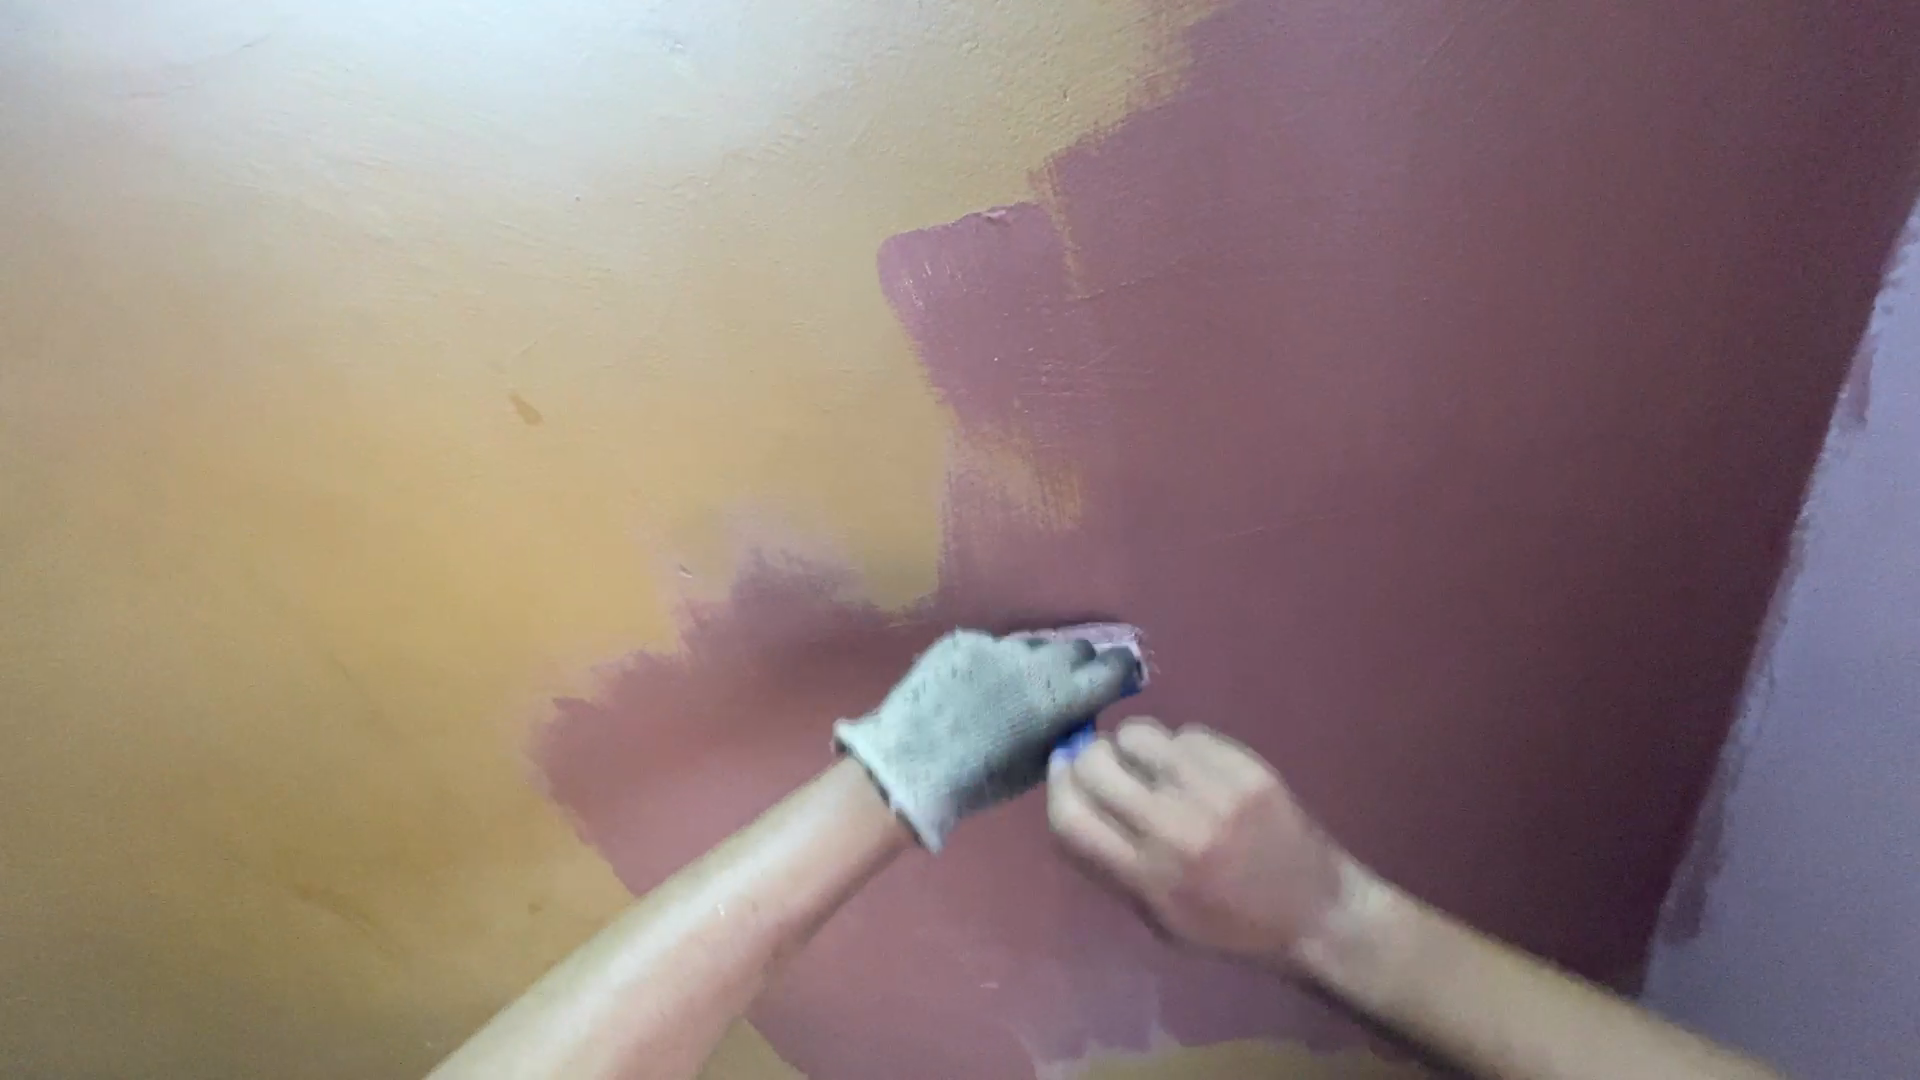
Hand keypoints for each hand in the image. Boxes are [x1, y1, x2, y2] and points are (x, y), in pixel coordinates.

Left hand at [835, 630, 1136, 850]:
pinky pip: (993, 646)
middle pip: (1074, 648)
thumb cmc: (980, 779)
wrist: (910, 764)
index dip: (1118, 669)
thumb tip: (1081, 707)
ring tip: (1015, 686)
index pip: (1111, 666)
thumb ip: (1067, 727)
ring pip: (1033, 645)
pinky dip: (994, 663)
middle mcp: (1034, 661)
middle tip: (1065, 683)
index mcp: (1060, 696)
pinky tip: (977, 685)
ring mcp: (997, 645)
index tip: (1117, 673)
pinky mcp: (965, 640)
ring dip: (1035, 662)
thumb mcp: (1038, 763)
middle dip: (1077, 664)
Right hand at [1047, 719, 1349, 963]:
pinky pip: (1186, 732)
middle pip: (1094, 764)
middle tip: (1107, 762)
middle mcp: (1172, 830)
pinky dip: (1182, 747)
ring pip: (1137, 734)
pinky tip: (1202, 770)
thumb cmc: (1234, 926)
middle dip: (1090, 757)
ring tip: (1156, 763)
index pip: (1069, 816)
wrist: (1320, 916)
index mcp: (1146, 877)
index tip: (1061, 768)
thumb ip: (1111, 861)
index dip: (1056, 783)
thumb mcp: (1160, 917)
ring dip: (1135, 745)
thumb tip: (1071, 794)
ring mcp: (1210, 793)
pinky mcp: (1244, 767)